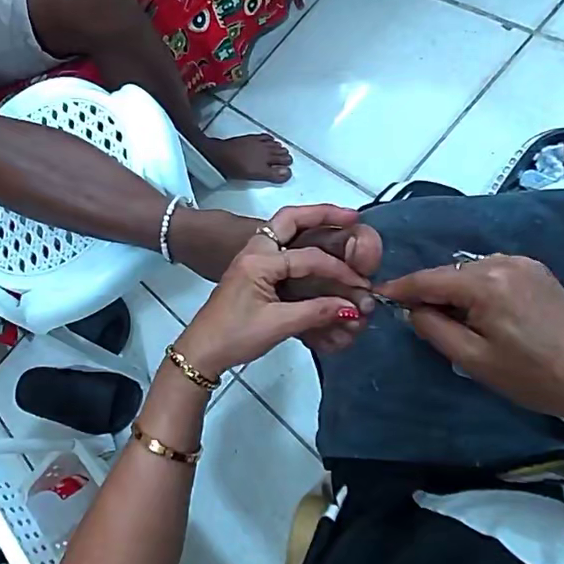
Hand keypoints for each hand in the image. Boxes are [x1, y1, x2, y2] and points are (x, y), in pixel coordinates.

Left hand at [174, 205, 373, 373]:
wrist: (202, 350)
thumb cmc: (235, 336)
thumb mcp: (277, 325)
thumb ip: (316, 313)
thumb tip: (352, 308)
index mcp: (259, 261)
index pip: (310, 258)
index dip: (339, 271)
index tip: (361, 286)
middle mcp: (255, 251)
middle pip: (290, 219)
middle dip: (322, 214)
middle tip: (352, 216)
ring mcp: (252, 259)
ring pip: (283, 228)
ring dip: (310, 222)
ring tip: (339, 222)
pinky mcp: (253, 271)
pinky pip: (280, 246)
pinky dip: (300, 241)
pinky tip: (317, 246)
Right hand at [378, 254, 563, 425]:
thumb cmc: (533, 376)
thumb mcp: (474, 359)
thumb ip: (433, 329)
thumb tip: (413, 310)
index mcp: (486, 283)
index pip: (428, 279)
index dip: (400, 288)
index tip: (378, 295)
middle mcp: (503, 262)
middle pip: (448, 273)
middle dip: (428, 292)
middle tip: (415, 318)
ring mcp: (524, 264)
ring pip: (469, 272)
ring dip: (453, 291)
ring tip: (451, 321)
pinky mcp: (537, 272)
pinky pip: (491, 273)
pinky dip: (476, 289)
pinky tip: (479, 312)